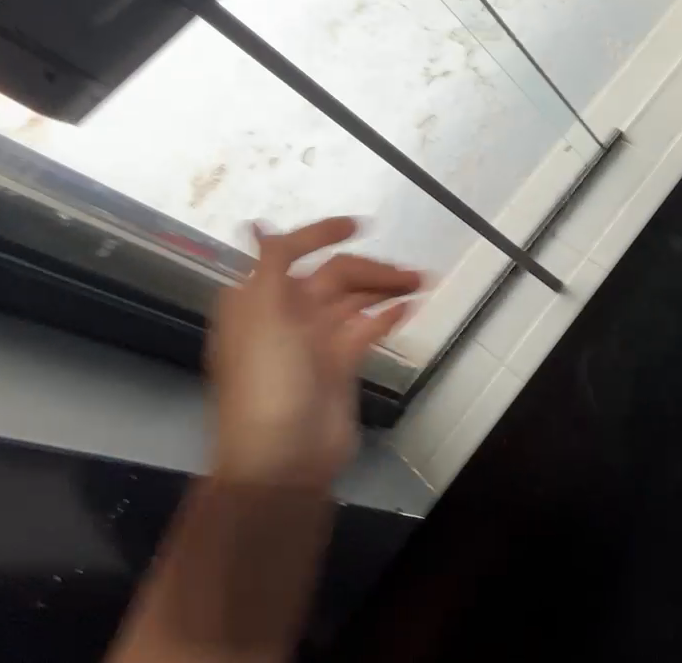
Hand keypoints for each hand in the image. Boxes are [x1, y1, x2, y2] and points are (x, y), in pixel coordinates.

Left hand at [207, 216, 421, 488]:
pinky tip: (410, 308)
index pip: (290, 254)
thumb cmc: (269, 381)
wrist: (284, 456)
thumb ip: (270, 266)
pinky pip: (367, 329)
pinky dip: (387, 316)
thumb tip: (258, 225)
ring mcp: (315, 341)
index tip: (358, 226)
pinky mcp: (340, 364)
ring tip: (422, 283)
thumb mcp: (264, 317)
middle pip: (333, 277)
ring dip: (386, 288)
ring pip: (355, 301)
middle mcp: (287, 316)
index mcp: (261, 302)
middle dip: (372, 269)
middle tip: (414, 273)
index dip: (319, 235)